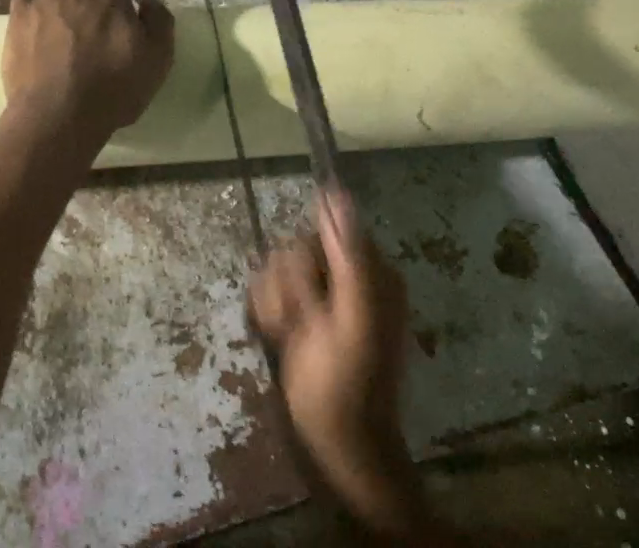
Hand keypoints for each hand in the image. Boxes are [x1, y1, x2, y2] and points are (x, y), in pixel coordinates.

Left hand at [3, 0, 174, 136]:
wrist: (58, 116)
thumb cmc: (113, 93)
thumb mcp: (158, 62)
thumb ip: (159, 22)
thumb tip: (145, 0)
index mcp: (115, 0)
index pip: (121, 1)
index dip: (119, 23)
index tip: (114, 46)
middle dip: (89, 17)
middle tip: (87, 50)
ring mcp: (47, 0)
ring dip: (61, 15)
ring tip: (57, 49)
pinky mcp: (19, 14)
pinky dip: (31, 11)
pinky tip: (33, 31)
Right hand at [250, 186, 427, 539]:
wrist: (337, 446)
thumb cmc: (344, 385)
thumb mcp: (351, 318)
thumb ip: (347, 253)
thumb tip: (336, 192)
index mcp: (369, 272)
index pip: (320, 231)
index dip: (306, 262)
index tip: (310, 298)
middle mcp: (345, 278)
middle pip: (293, 249)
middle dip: (288, 287)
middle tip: (301, 327)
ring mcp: (320, 298)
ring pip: (275, 270)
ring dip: (276, 304)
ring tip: (289, 339)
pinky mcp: (298, 316)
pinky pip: (268, 293)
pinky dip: (268, 317)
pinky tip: (279, 342)